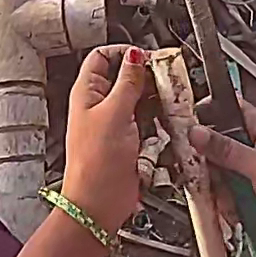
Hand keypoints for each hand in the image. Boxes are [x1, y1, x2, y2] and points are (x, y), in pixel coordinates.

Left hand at [61, 45, 152, 232]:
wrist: (99, 204)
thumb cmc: (95, 163)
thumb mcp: (114, 114)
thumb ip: (128, 83)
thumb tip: (135, 56)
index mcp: (87, 92)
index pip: (103, 57)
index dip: (125, 53)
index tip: (147, 57)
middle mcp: (100, 104)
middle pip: (126, 76)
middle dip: (147, 77)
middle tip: (166, 79)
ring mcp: (116, 121)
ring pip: (140, 98)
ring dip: (155, 99)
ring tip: (168, 101)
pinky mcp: (130, 139)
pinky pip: (148, 120)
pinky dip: (158, 119)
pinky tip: (164, 121)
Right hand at [192, 102, 255, 246]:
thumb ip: (225, 150)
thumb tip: (196, 132)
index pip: (228, 108)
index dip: (206, 111)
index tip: (185, 122)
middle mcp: (253, 147)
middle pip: (214, 144)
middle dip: (207, 159)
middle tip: (205, 169)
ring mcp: (249, 172)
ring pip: (215, 172)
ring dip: (217, 186)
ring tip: (230, 196)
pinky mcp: (246, 194)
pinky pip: (223, 194)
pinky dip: (225, 203)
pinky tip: (235, 209)